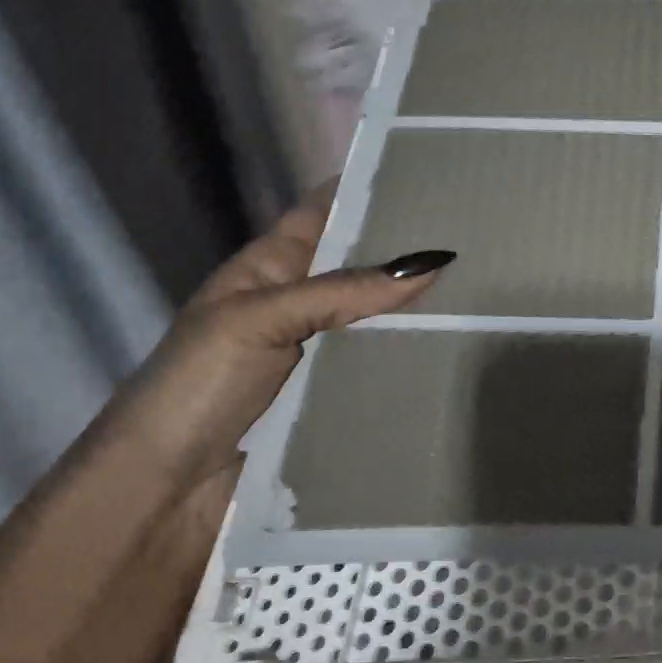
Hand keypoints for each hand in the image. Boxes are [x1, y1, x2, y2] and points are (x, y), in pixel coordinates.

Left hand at [94, 180, 453, 485]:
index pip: (326, 211)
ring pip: (386, 314)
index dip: (369, 188)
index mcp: (270, 268)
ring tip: (494, 281)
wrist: (167, 491)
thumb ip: (341, 289)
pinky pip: (390, 363)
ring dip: (429, 304)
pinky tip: (470, 341)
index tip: (431, 171)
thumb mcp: (257, 320)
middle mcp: (303, 302)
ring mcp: (326, 351)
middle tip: (485, 229)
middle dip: (415, 247)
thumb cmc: (197, 387)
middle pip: (366, 263)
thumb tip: (433, 262)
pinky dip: (424, 353)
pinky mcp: (345, 395)